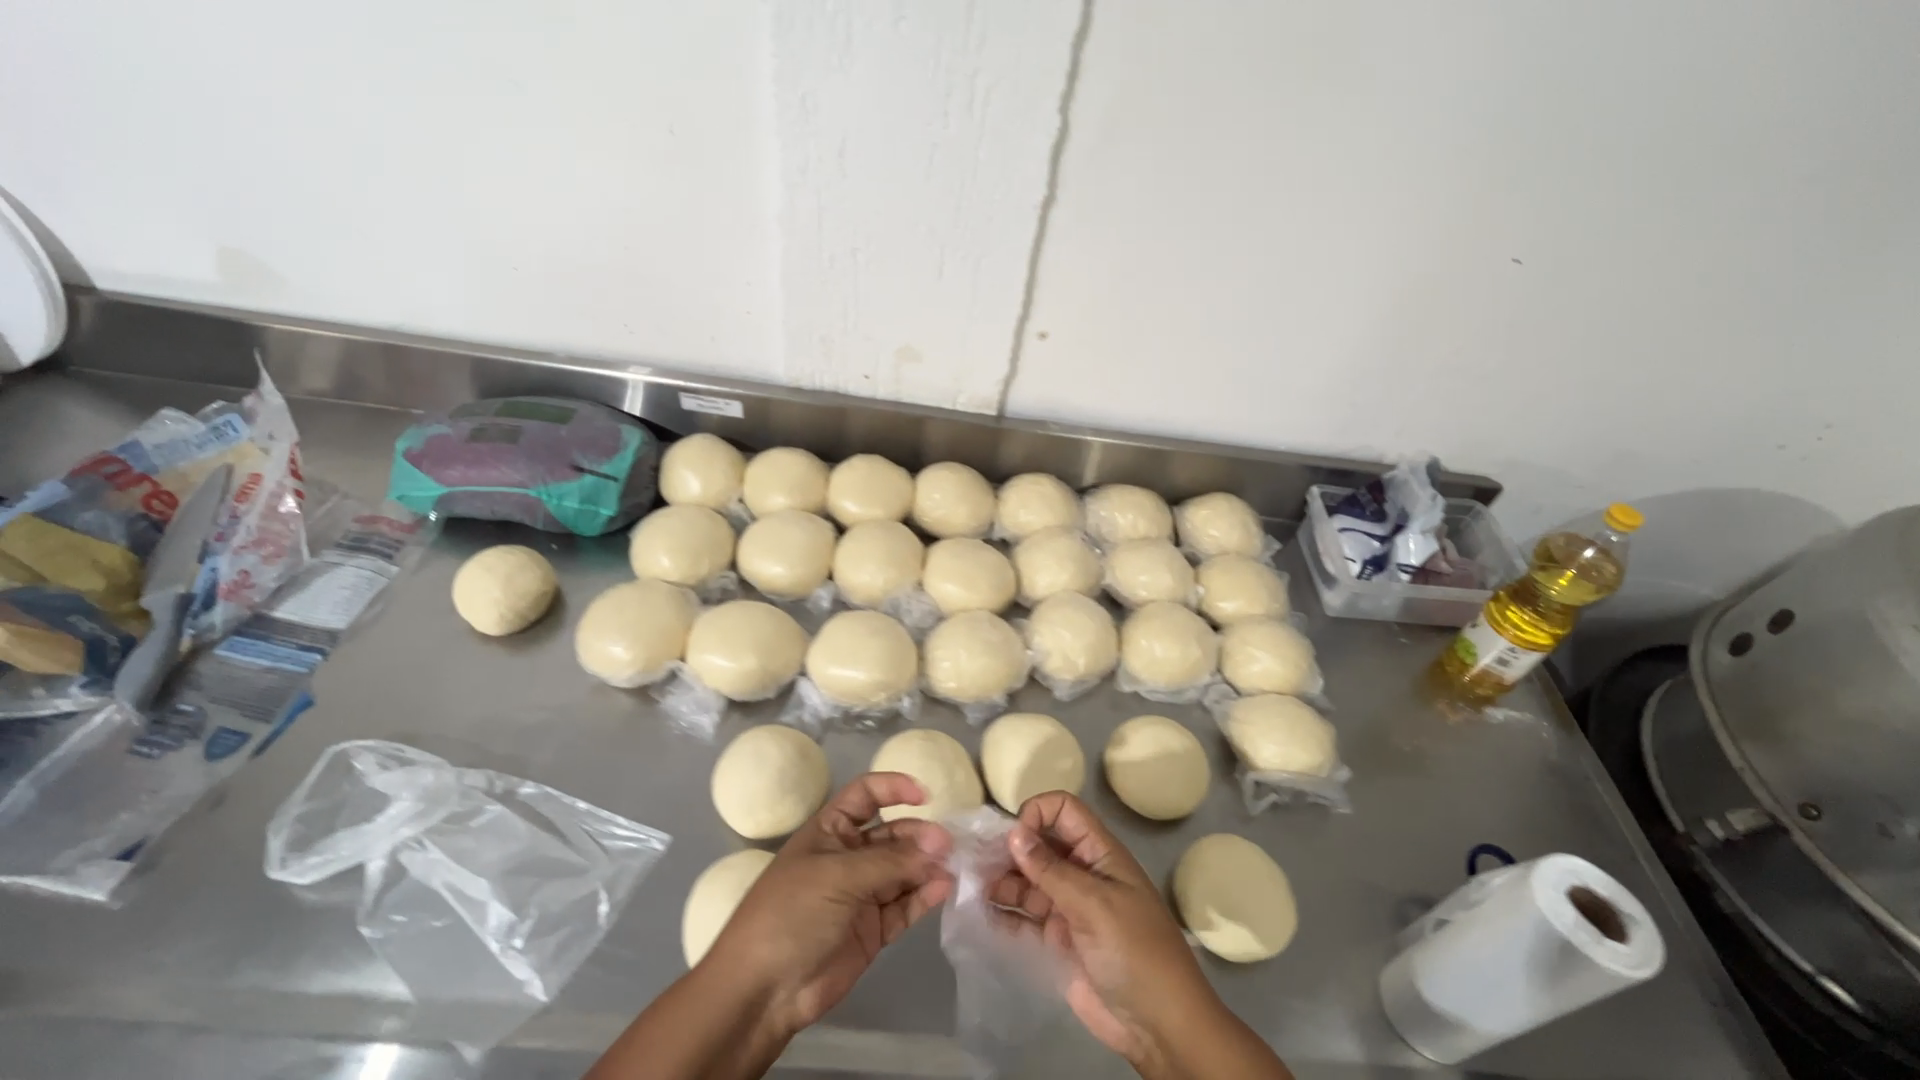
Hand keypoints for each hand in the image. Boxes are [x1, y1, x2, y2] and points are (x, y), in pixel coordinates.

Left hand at [703, 772, 953, 1037]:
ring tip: (951, 867)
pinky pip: (904, 906)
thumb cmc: (792, 914)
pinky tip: (942, 889)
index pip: (865, 796)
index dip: (893, 788)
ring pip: (902, 871)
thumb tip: (939, 844)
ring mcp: (860, 895)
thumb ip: (891, 861)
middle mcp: (847, 858)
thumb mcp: (838, 876)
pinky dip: (923, 897)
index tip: (926, 796)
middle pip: (891, 835)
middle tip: (946, 845)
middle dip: (918, 835)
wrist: (764, 990)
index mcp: (828, 832)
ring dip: (926, 866)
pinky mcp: (872, 930)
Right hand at [986, 792, 1215, 1064]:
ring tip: (972, 891)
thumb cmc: (1135, 951)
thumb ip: (1051, 869)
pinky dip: (1002, 914)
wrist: (1158, 1024)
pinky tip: (979, 915)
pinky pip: (1023, 918)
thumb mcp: (1095, 904)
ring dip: (999, 881)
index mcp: (1100, 854)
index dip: (1036, 814)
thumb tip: (1013, 832)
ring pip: (1026, 881)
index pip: (1063, 811)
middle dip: (1008, 849)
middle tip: (974, 865)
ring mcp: (1068, 908)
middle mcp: (1081, 874)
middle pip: (1039, 845)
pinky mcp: (1056, 940)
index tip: (1012, 840)